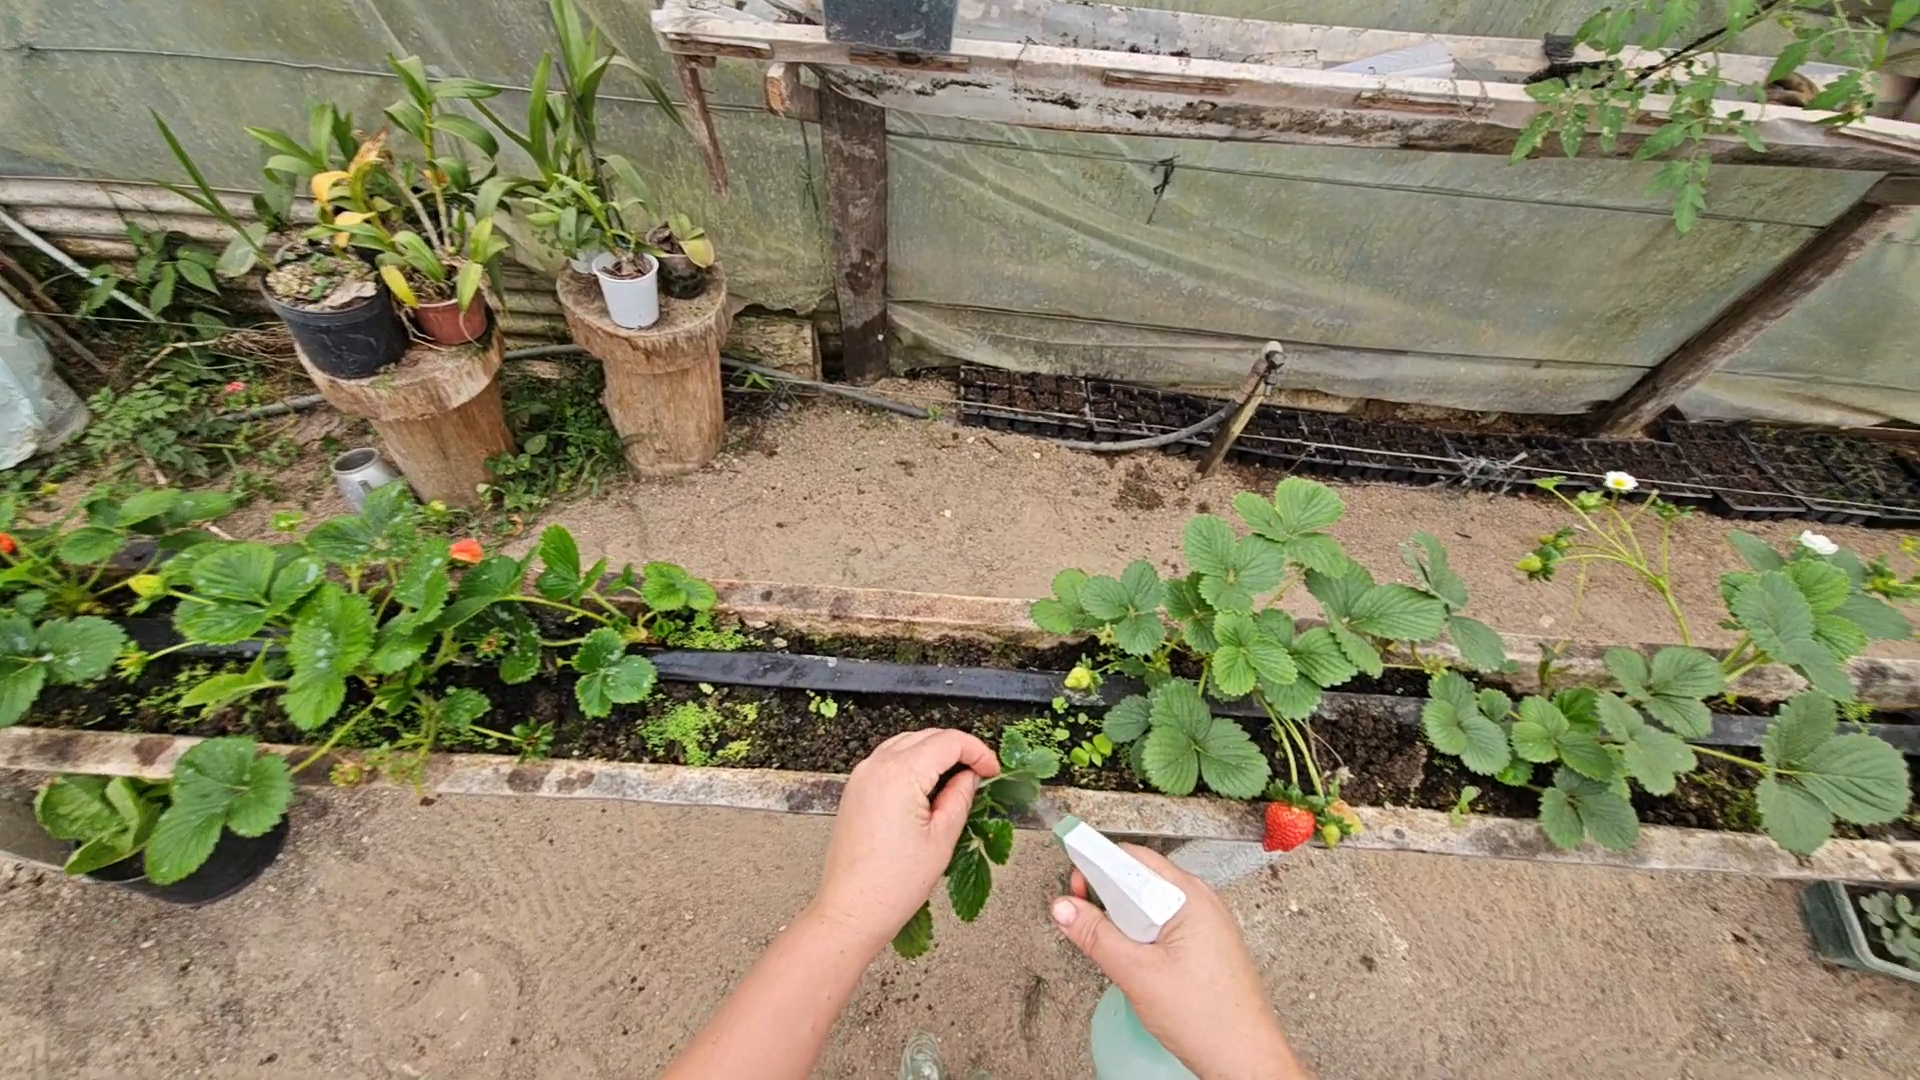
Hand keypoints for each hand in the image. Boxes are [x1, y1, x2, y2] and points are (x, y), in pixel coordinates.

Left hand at [809, 728, 999, 951]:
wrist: (850, 911)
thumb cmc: (894, 883)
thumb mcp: (942, 839)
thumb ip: (960, 797)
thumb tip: (970, 776)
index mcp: (901, 774)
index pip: (948, 742)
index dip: (977, 751)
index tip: (993, 769)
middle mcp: (877, 765)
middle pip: (927, 736)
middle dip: (958, 748)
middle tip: (981, 771)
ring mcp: (862, 775)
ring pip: (907, 743)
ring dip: (934, 750)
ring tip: (957, 775)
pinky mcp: (855, 788)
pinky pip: (888, 758)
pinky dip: (912, 760)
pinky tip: (927, 783)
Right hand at [1051, 844, 1308, 1079]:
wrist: (1249, 1065)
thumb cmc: (1211, 1021)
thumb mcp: (1137, 974)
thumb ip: (1096, 936)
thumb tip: (1065, 908)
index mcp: (1188, 896)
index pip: (1130, 859)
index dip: (1096, 865)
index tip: (1073, 878)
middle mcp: (1199, 900)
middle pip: (1138, 877)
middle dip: (1106, 893)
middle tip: (1084, 915)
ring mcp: (1205, 921)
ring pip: (1149, 901)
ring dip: (1123, 915)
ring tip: (1115, 945)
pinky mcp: (1205, 942)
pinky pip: (1163, 921)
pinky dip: (1141, 931)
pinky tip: (1136, 957)